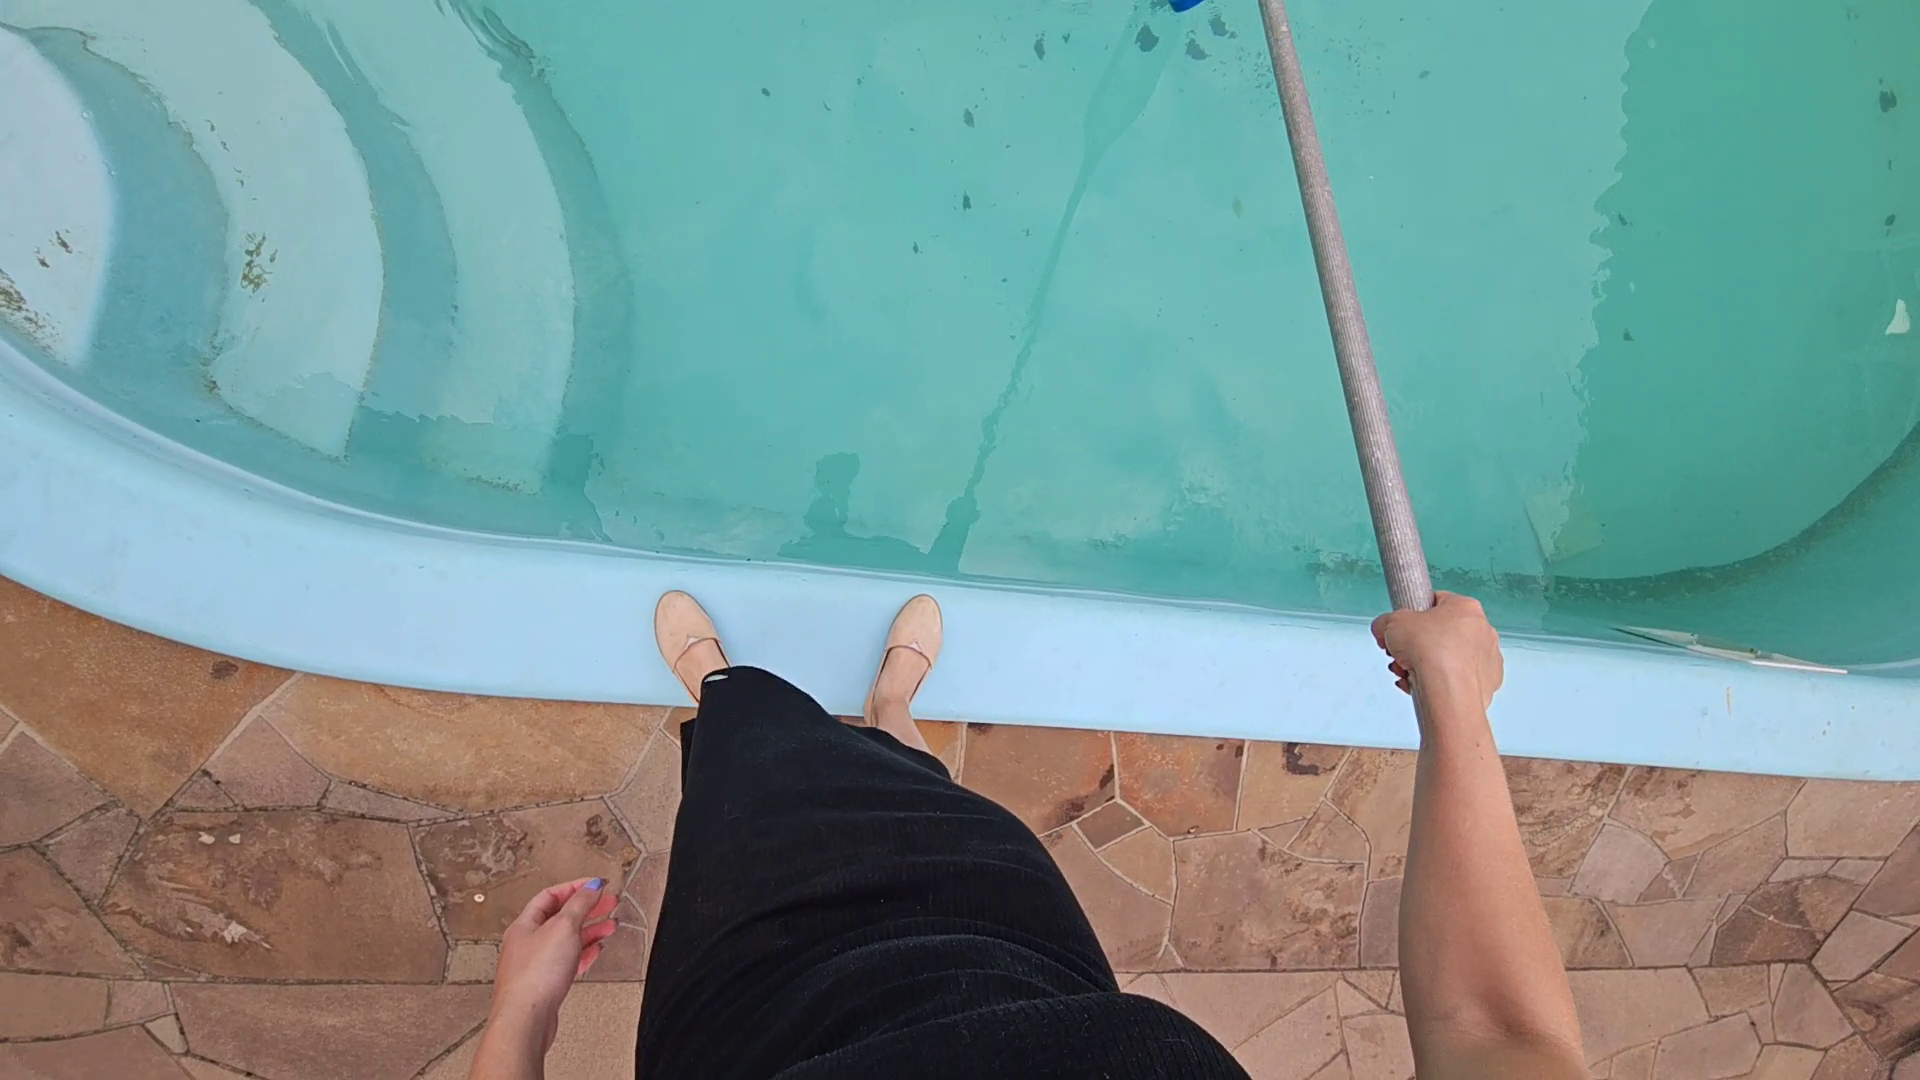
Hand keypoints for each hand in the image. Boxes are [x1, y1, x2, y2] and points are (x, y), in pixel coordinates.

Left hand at [488, 878, 620, 1054]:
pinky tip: (595, 950)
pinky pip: (568, 961)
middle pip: (562, 917)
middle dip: (588, 908)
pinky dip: (585, 952)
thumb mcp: (564, 926)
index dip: (576, 887)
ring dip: (591, 930)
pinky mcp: (545, 984)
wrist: (526, 1021)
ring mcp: (535, 965)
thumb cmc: (534, 976)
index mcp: (524, 925)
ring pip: (567, 939)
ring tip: (610, 926)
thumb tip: (592, 887)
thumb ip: (581, 903)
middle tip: (608, 902)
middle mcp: (527, 943)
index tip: (596, 885)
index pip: (551, 895)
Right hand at [1370, 591, 1503, 707]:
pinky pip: (1457, 676)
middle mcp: (1482, 629)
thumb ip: (1385, 622)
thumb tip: (1383, 630)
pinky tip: (1422, 684)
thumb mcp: (1390, 623)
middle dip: (1417, 643)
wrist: (1447, 689)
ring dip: (1425, 662)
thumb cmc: (1430, 652)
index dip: (1413, 614)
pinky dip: (1439, 680)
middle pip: (1441, 631)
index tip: (1403, 625)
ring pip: (1448, 656)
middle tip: (1402, 651)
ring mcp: (1488, 656)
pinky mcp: (1488, 681)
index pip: (1436, 601)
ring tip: (1407, 671)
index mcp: (1465, 607)